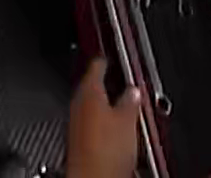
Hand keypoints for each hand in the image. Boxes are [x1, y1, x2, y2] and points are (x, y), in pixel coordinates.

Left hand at [67, 57, 142, 177]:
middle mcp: (79, 102)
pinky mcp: (78, 141)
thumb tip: (134, 90)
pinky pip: (92, 124)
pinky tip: (114, 132)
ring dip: (107, 106)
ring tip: (123, 110)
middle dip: (110, 86)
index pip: (97, 64)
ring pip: (93, 105)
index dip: (108, 60)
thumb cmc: (105, 151)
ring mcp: (76, 122)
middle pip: (94, 85)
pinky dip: (103, 124)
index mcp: (89, 89)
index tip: (113, 58)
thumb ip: (131, 100)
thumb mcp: (128, 120)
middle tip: (124, 86)